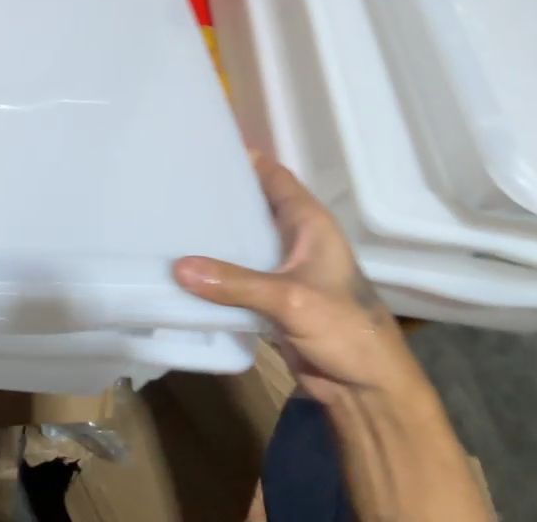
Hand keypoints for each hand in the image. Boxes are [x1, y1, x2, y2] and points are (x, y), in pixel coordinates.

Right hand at [173, 154, 417, 402]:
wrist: (367, 390)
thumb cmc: (344, 329)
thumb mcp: (290, 300)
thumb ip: (235, 283)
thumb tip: (178, 268)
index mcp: (308, 222)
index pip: (272, 174)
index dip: (242, 157)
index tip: (200, 145)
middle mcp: (294, 238)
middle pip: (252, 205)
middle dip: (218, 195)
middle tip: (172, 183)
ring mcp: (282, 268)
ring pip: (242, 240)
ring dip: (213, 235)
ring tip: (169, 219)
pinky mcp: (270, 298)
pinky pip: (236, 273)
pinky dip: (214, 269)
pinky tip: (183, 265)